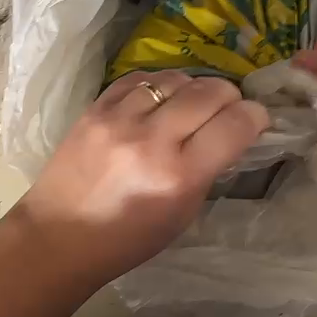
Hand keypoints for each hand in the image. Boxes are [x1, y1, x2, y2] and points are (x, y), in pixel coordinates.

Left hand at [14, 71, 269, 284]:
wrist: (59, 235)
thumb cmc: (127, 238)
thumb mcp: (182, 214)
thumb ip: (207, 169)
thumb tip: (229, 131)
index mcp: (179, 176)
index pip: (234, 125)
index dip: (255, 116)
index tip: (256, 119)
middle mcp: (151, 140)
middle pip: (208, 92)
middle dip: (229, 96)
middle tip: (228, 107)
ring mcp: (119, 119)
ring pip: (174, 77)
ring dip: (193, 86)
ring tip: (191, 102)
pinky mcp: (95, 107)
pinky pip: (138, 78)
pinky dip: (157, 84)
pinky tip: (159, 97)